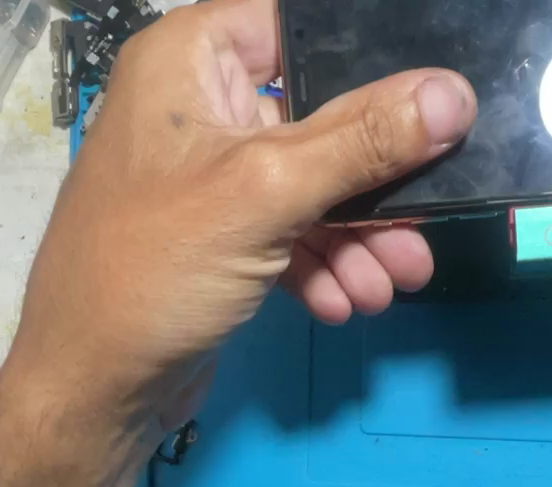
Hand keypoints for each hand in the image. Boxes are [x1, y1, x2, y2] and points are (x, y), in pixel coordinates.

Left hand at [0, 0, 475, 464]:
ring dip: (356, 245)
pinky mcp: (221, 245)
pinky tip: (341, 305)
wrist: (97, 386)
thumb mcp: (265, 194)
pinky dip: (319, 271)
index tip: (427, 114)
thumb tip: (454, 95)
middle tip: (420, 236)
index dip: (365, 69)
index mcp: (192, 63)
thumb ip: (361, 143)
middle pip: (319, 128)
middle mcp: (203, 114)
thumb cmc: (158, 269)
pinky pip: (287, 242)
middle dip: (374, 191)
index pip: (299, 35)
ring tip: (388, 289)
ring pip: (310, 196)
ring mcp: (212, 185)